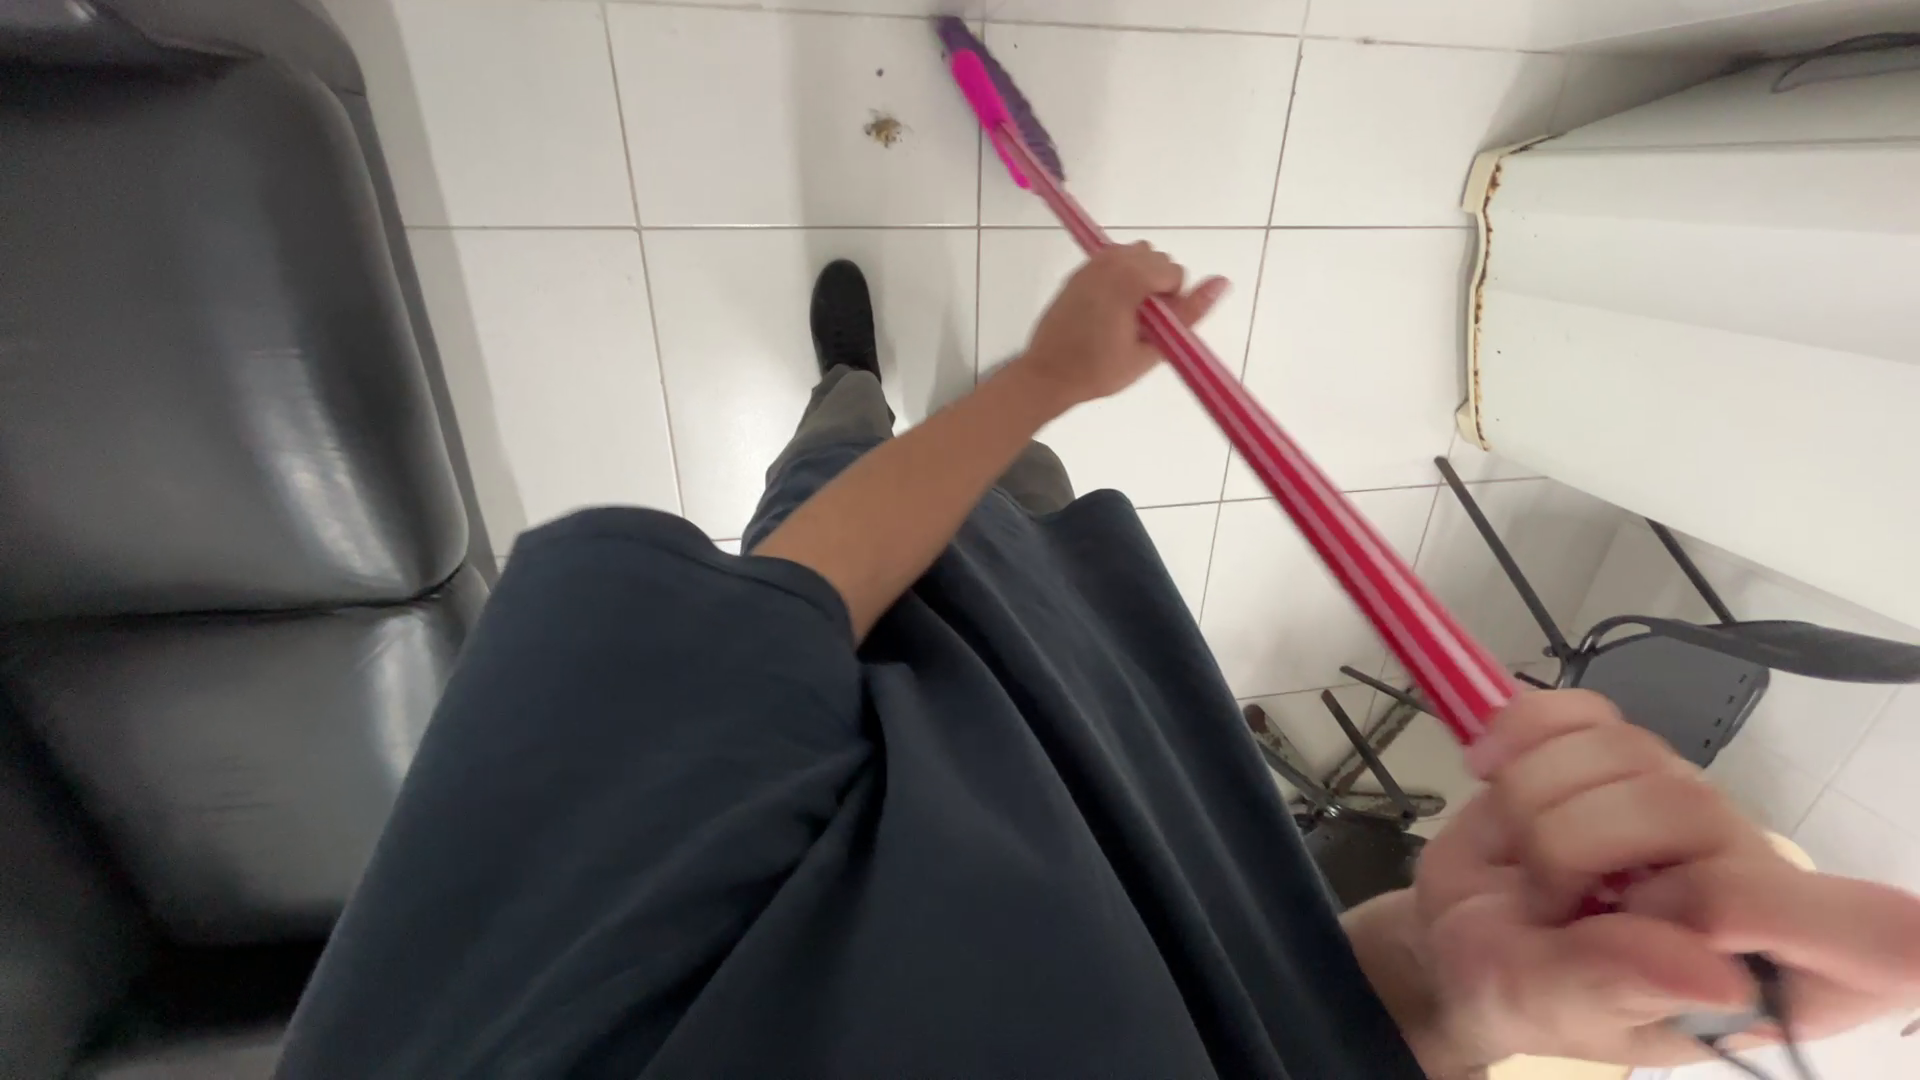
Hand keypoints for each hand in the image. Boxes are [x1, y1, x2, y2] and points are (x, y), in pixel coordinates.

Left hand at [1012, 241, 1226, 409]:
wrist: (1047, 376)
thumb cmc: (1098, 371)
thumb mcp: (1150, 350)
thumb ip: (1188, 314)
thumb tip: (1223, 281)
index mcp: (1129, 277)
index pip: (1174, 273)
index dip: (1170, 303)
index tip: (1151, 329)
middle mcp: (1110, 261)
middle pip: (1156, 259)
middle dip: (1156, 288)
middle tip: (1137, 326)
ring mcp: (1091, 264)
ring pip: (1136, 256)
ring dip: (1139, 280)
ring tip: (1124, 317)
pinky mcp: (1078, 272)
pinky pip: (1113, 262)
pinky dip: (1119, 279)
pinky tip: (1107, 311)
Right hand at [1345, 690, 1919, 1074]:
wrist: (1455, 929)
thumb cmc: (1512, 989)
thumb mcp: (1547, 1007)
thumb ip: (1615, 985)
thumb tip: (1714, 973)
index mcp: (1779, 969)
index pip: (1870, 932)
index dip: (1748, 907)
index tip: (1643, 920)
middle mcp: (1748, 872)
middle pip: (1682, 805)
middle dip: (1569, 843)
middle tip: (1540, 895)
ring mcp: (1671, 800)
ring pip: (1618, 748)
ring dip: (1527, 794)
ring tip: (1517, 846)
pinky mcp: (1601, 750)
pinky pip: (1576, 707)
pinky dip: (1516, 729)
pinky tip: (1492, 767)